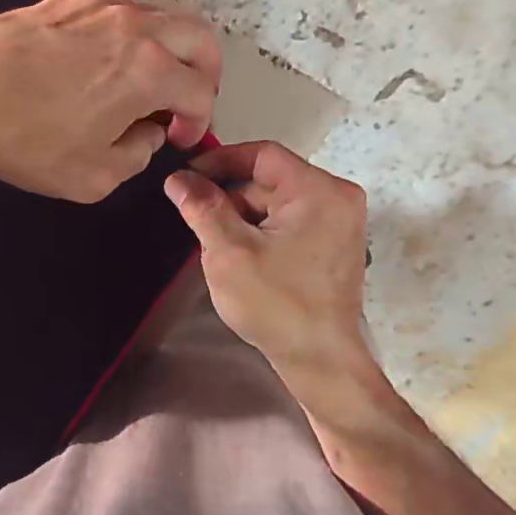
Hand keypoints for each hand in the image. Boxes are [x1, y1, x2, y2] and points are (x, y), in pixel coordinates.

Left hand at [0, 0, 219, 201]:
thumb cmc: (27, 141)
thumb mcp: (93, 176)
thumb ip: (137, 156)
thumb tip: (148, 133)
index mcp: (151, 70)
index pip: (201, 91)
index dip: (198, 121)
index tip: (176, 138)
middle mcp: (135, 25)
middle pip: (197, 38)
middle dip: (202, 73)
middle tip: (182, 101)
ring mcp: (99, 3)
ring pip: (158, 16)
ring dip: (166, 48)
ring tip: (141, 80)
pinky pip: (117, 8)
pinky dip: (128, 32)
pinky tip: (101, 57)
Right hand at [162, 141, 369, 367]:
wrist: (320, 360)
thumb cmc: (275, 303)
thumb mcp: (228, 251)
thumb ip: (202, 207)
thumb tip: (176, 177)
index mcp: (319, 191)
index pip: (262, 154)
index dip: (219, 160)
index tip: (185, 179)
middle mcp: (337, 198)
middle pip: (268, 179)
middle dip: (228, 195)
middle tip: (193, 216)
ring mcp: (338, 222)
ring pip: (275, 201)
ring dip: (241, 214)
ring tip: (212, 240)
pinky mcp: (332, 244)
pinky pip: (288, 220)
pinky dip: (259, 229)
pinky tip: (237, 253)